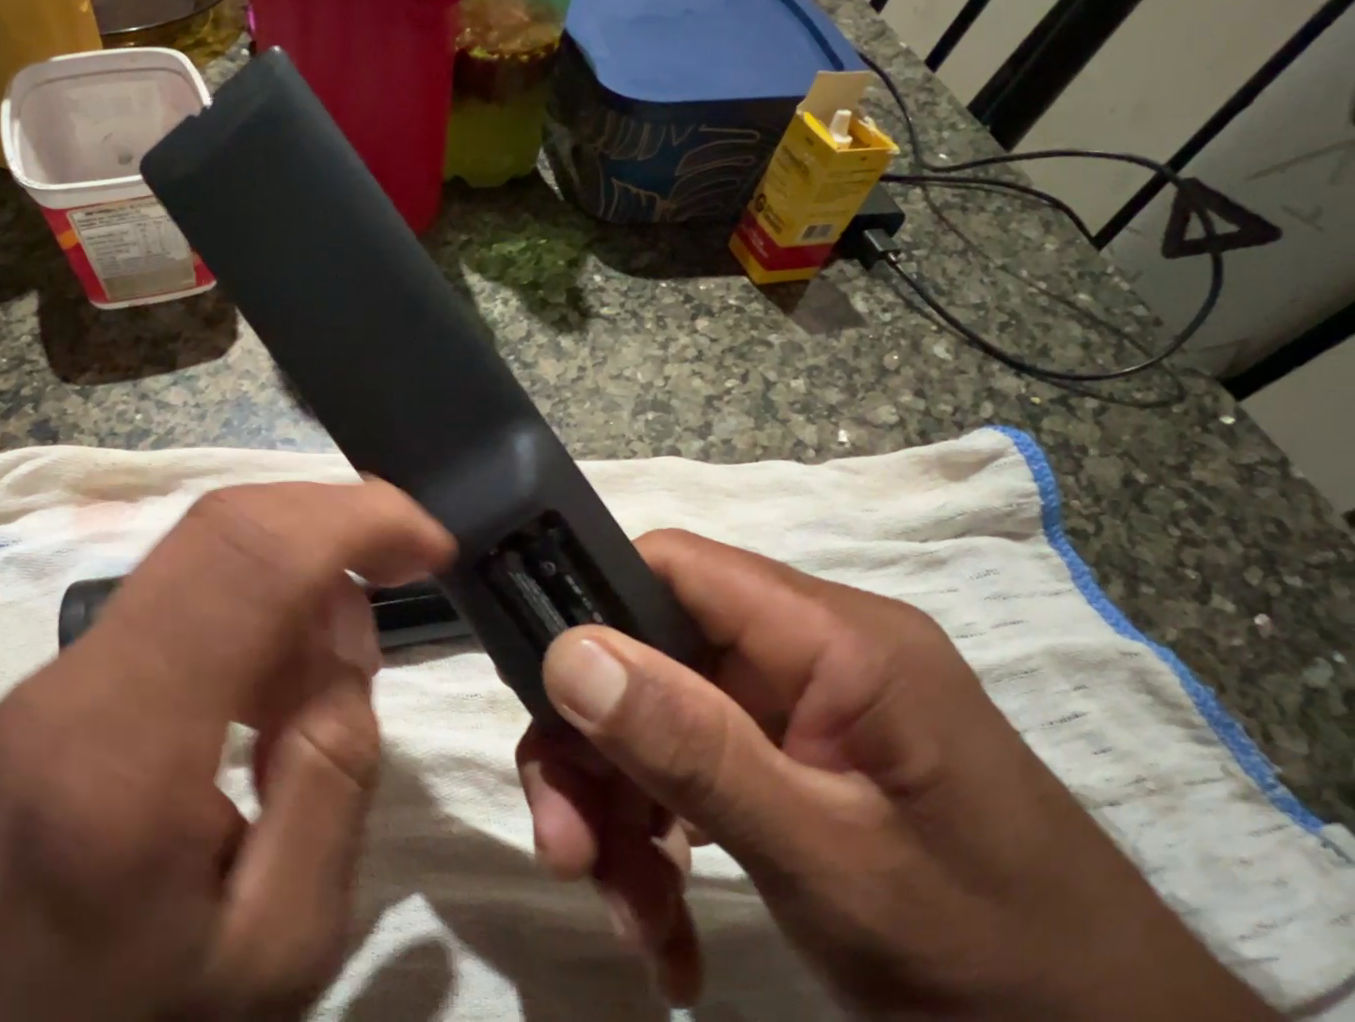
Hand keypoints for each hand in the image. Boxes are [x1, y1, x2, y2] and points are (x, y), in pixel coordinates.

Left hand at [0, 481, 452, 1020]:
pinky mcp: (51, 696)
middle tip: (402, 569)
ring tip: (339, 664)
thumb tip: (339, 627)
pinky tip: (276, 685)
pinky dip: (246, 609)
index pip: (245, 560)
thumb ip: (331, 774)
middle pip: (212, 531)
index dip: (353, 520)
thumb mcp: (286, 940)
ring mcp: (48, 684)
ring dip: (289, 571)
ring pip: (191, 560)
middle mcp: (69, 687)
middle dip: (327, 521)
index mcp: (124, 749)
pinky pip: (167, 608)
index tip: (430, 544)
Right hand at [519, 529, 1277, 1018]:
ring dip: (621, 823)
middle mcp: (808, 660)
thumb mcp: (822, 853)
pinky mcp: (789, 772)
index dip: (589, 608)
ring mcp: (797, 719)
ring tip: (635, 924)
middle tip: (565, 852)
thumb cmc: (981, 947)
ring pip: (655, 733)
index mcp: (835, 640)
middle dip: (593, 758)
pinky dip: (658, 854)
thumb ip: (694, 748)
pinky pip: (690, 784)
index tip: (532, 696)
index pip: (675, 566)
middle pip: (647, 664)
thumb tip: (569, 652)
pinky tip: (666, 937)